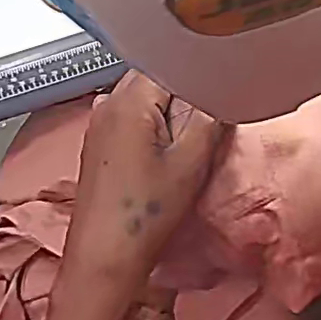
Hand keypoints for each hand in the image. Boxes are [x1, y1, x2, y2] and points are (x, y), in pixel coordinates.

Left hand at [65, 70, 227, 281]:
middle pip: (155, 77)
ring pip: (143, 97)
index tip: (221, 82)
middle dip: (185, 88)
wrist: (103, 258)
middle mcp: (108, 102)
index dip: (199, 71)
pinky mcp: (98, 142)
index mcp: (129, 99)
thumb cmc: (148, 210)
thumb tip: (222, 88)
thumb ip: (210, 116)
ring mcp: (98, 122)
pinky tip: (167, 145)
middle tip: (212, 107)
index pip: (171, 61)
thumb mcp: (191, 162)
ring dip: (168, 107)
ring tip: (192, 128)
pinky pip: (131, 115)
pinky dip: (152, 121)